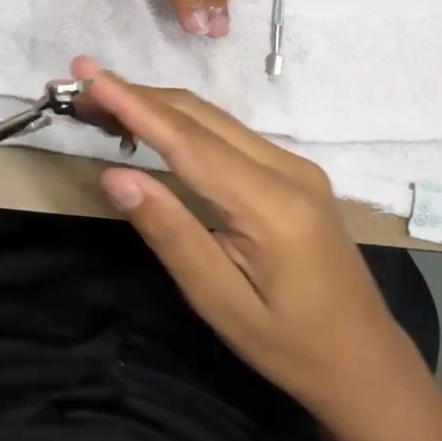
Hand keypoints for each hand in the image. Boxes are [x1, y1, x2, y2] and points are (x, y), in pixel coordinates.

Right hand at [70, 57, 428, 423]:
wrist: (366, 365)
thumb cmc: (290, 345)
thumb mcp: (220, 302)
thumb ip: (170, 233)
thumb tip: (115, 175)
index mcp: (272, 204)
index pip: (187, 140)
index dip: (133, 104)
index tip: (86, 75)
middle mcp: (288, 170)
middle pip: (198, 115)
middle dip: (134, 95)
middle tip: (75, 88)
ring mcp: (294, 167)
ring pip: (211, 117)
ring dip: (153, 104)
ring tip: (97, 102)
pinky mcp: (291, 173)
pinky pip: (224, 132)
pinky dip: (177, 121)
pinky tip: (146, 125)